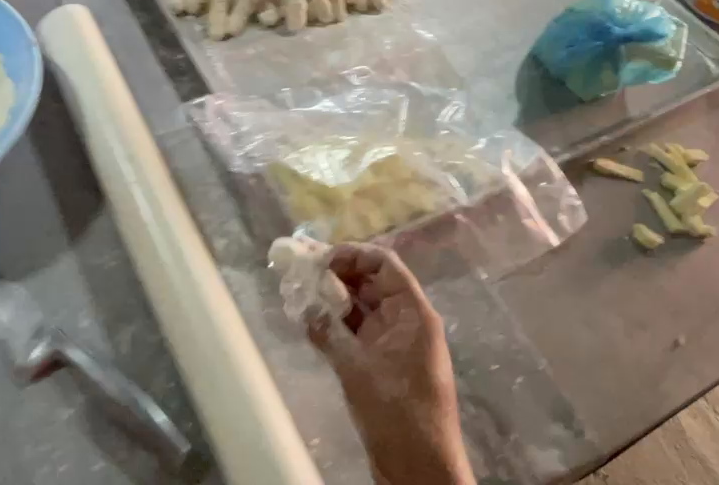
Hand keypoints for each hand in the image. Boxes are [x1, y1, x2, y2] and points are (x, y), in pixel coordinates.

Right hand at [311, 244, 473, 484]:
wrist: (421, 470)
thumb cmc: (397, 412)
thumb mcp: (357, 368)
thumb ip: (327, 331)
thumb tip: (301, 303)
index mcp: (413, 313)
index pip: (383, 264)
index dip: (351, 255)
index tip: (317, 260)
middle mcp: (406, 320)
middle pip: (370, 282)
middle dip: (335, 274)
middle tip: (299, 272)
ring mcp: (395, 342)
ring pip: (361, 306)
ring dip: (332, 299)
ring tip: (298, 293)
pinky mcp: (383, 362)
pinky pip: (358, 330)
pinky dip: (335, 323)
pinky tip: (308, 321)